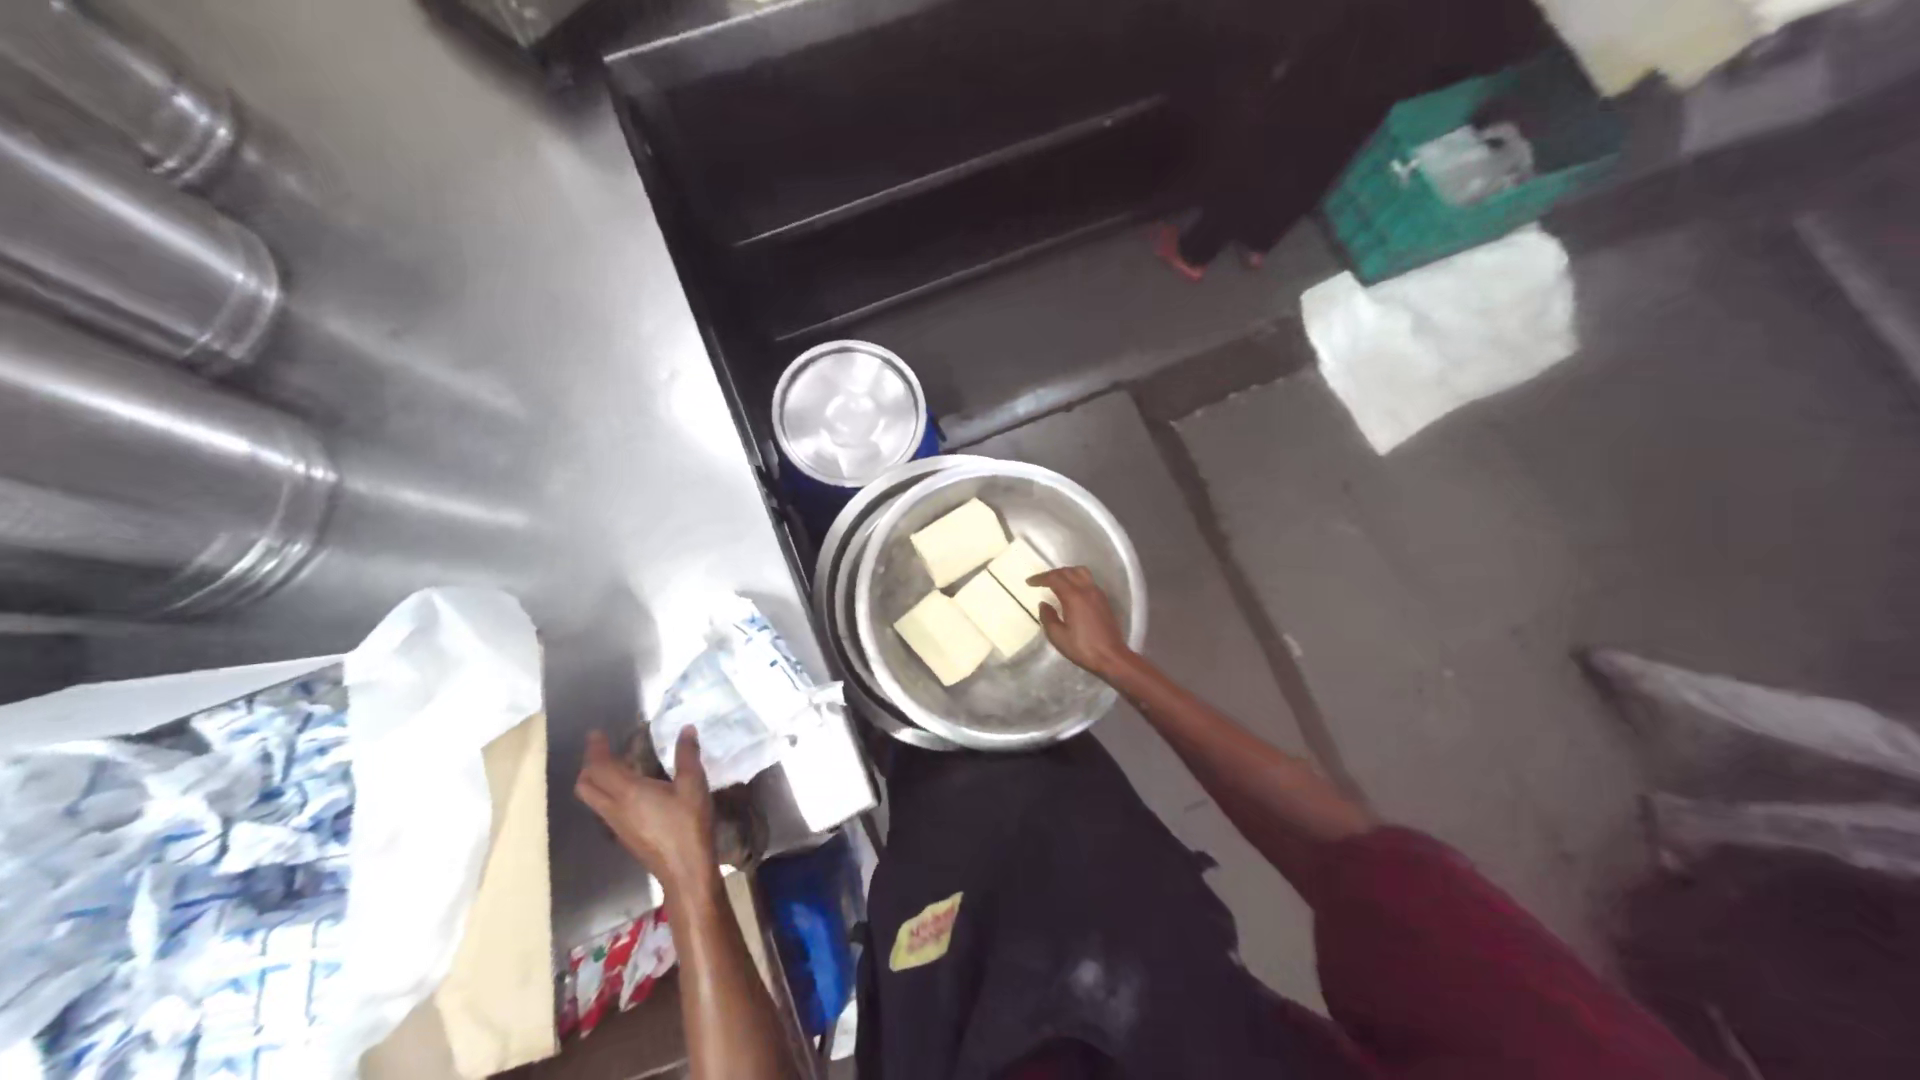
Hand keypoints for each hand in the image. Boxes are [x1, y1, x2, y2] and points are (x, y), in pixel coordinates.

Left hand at [576, 728, 715, 891]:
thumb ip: (687, 755)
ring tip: (616, 767)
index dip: (595, 749)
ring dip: (596, 780)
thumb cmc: (688, 825)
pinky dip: (607, 794)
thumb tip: (686, 729)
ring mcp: (616, 826)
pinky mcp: (624, 837)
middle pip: (586, 785)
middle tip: (603, 751)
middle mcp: (614, 809)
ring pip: (592, 799)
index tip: (596, 733)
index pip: (600, 767)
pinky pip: (604, 809)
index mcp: (628, 792)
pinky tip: (630, 792)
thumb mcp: (694, 785)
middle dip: (589, 765)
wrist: (684, 870)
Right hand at [1029, 566, 1137, 680]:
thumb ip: (1048, 617)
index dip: (1040, 578)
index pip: (1054, 578)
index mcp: (1074, 597)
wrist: (1111, 657)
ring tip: (1056, 581)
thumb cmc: (1083, 648)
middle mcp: (1087, 590)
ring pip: (1081, 572)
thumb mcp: (1058, 636)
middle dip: (1052, 573)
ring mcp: (1098, 593)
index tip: (1029, 582)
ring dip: (1066, 573)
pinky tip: (1072, 591)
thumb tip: (1044, 604)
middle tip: (1040, 581)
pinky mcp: (1104, 600)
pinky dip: (1077, 579)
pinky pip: (1088, 580)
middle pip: (1068, 571)